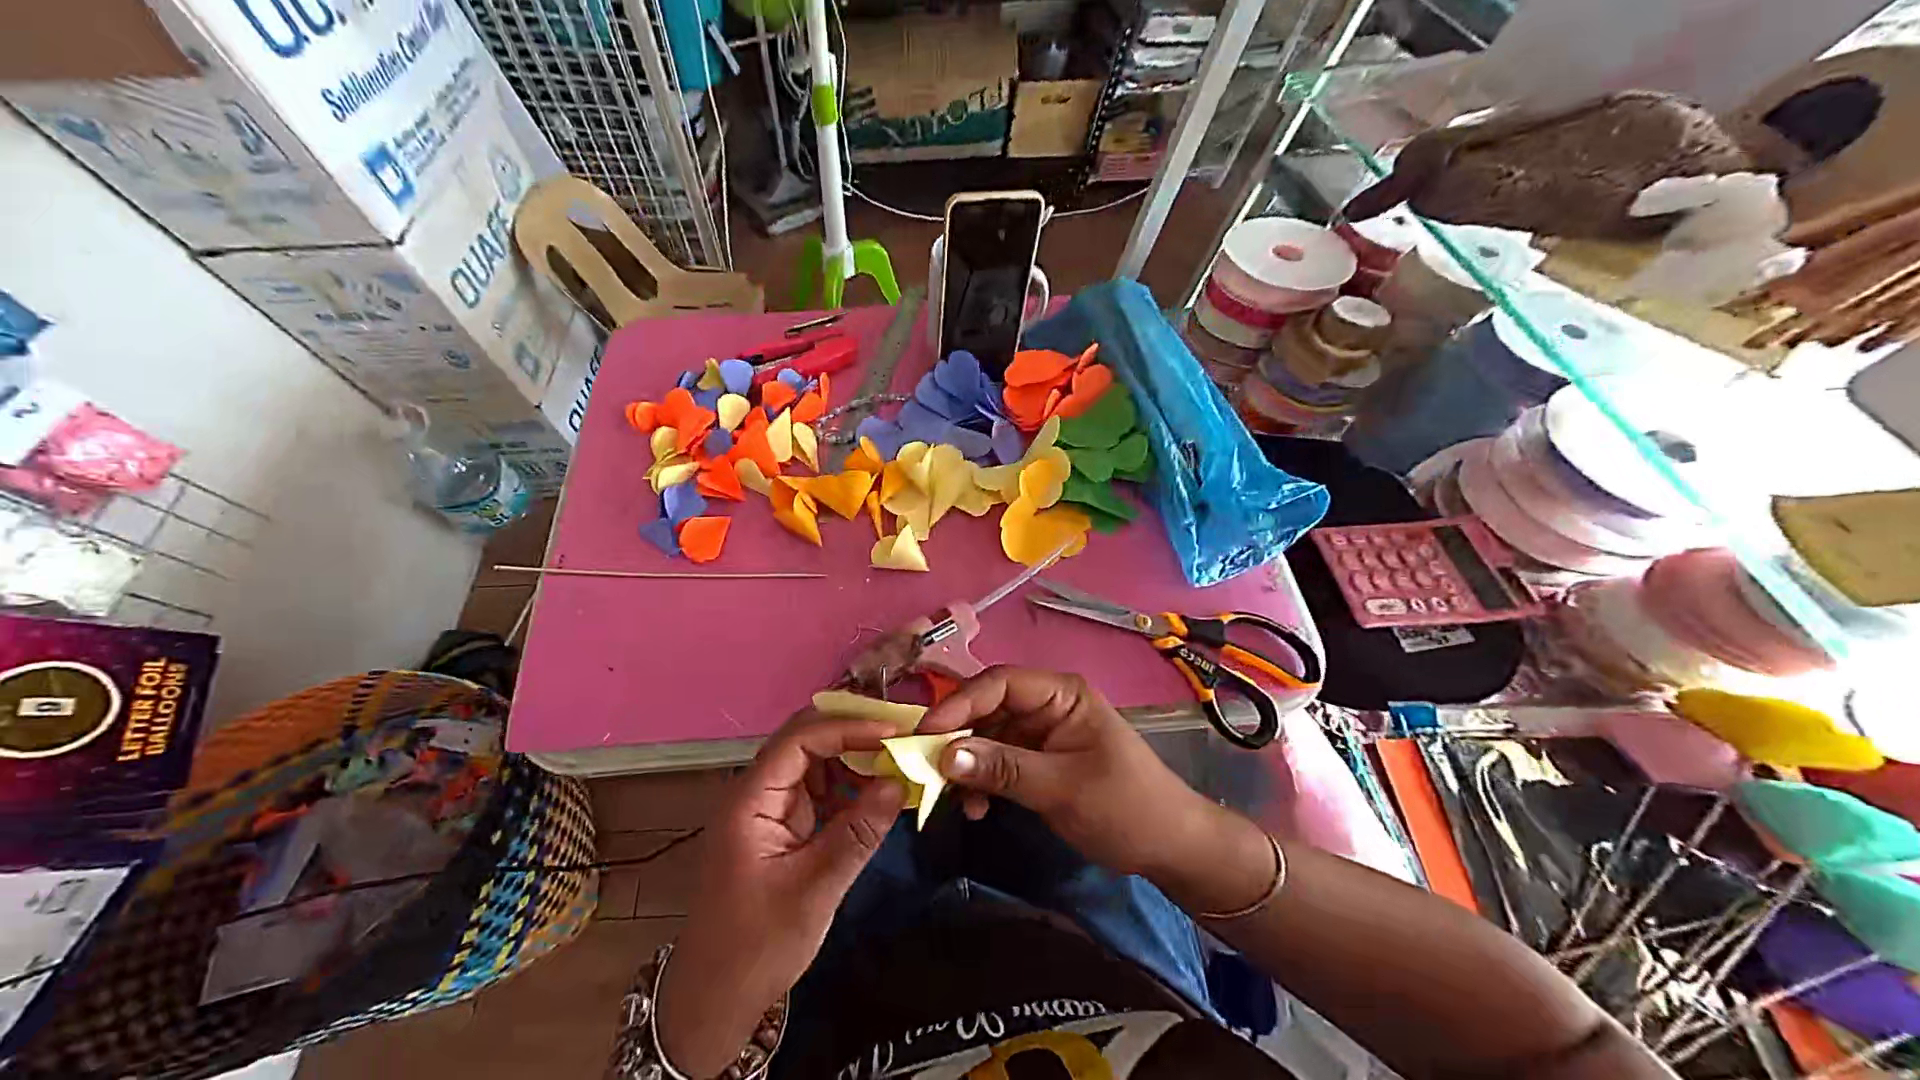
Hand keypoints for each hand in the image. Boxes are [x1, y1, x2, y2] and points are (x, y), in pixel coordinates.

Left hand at [656, 710, 906, 1076]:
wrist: (714, 1000)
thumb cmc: (757, 946)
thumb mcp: (814, 891)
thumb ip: (858, 834)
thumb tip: (899, 783)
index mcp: (751, 800)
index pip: (800, 739)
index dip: (847, 727)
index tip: (892, 731)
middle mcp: (757, 794)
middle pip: (805, 741)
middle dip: (853, 733)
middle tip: (901, 734)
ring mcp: (769, 810)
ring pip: (814, 763)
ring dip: (854, 758)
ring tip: (898, 758)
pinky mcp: (781, 828)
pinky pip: (818, 792)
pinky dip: (849, 788)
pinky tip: (878, 792)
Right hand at [918, 666, 1270, 910]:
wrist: (1168, 846)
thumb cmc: (1125, 806)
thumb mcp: (1062, 788)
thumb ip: (1004, 768)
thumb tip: (944, 755)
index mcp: (1061, 693)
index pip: (999, 683)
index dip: (959, 703)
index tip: (926, 735)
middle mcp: (1046, 705)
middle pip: (987, 707)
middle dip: (957, 737)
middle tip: (925, 768)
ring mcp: (1040, 733)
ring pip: (985, 736)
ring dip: (965, 764)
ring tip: (954, 798)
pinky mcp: (1036, 760)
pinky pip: (995, 761)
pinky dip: (980, 781)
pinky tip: (976, 808)